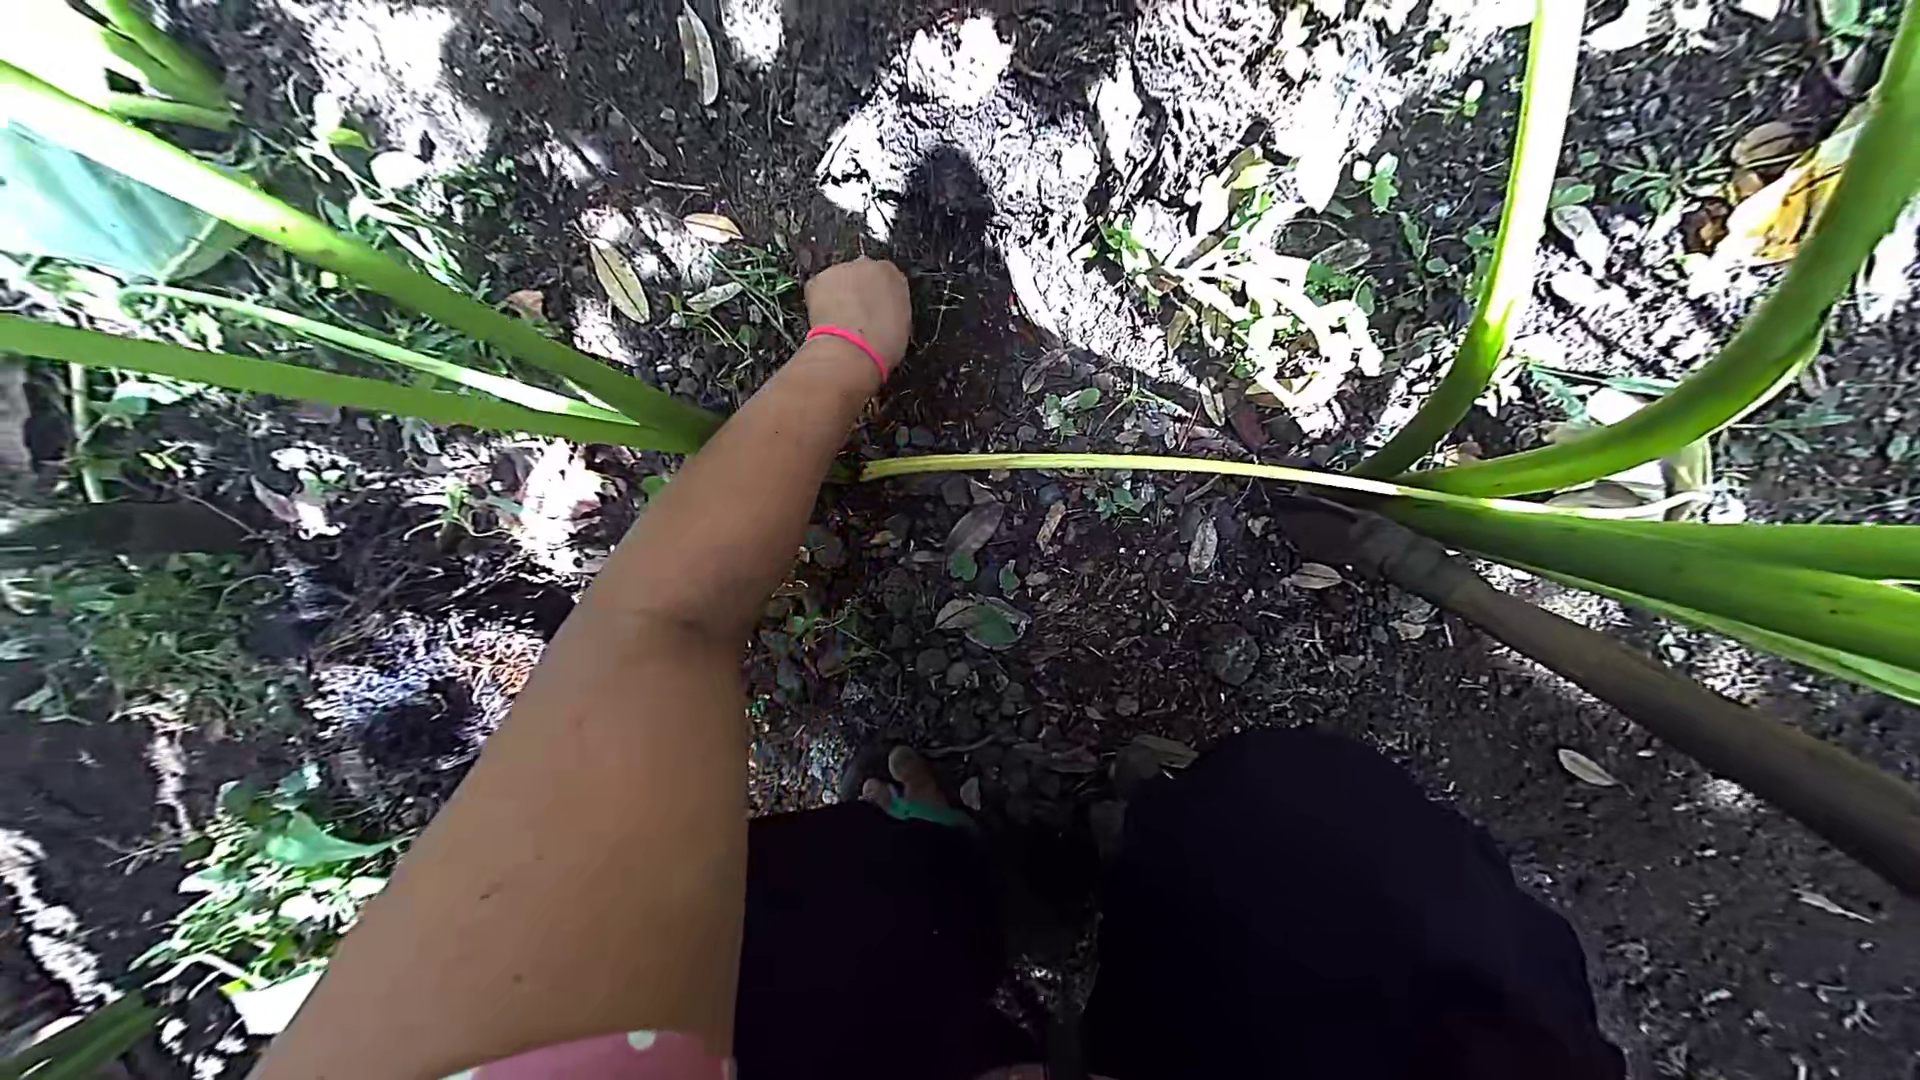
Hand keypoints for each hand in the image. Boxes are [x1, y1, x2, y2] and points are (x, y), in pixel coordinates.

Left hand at [803, 258, 910, 371]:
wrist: (852, 351)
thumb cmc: (881, 346)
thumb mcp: (902, 328)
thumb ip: (894, 309)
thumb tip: (885, 312)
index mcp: (893, 276)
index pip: (887, 279)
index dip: (880, 297)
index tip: (876, 311)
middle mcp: (868, 266)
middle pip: (862, 274)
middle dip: (859, 292)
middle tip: (858, 317)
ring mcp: (841, 271)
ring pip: (840, 280)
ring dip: (839, 295)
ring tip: (841, 322)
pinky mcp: (817, 280)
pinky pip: (820, 288)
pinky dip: (821, 301)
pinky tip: (827, 321)